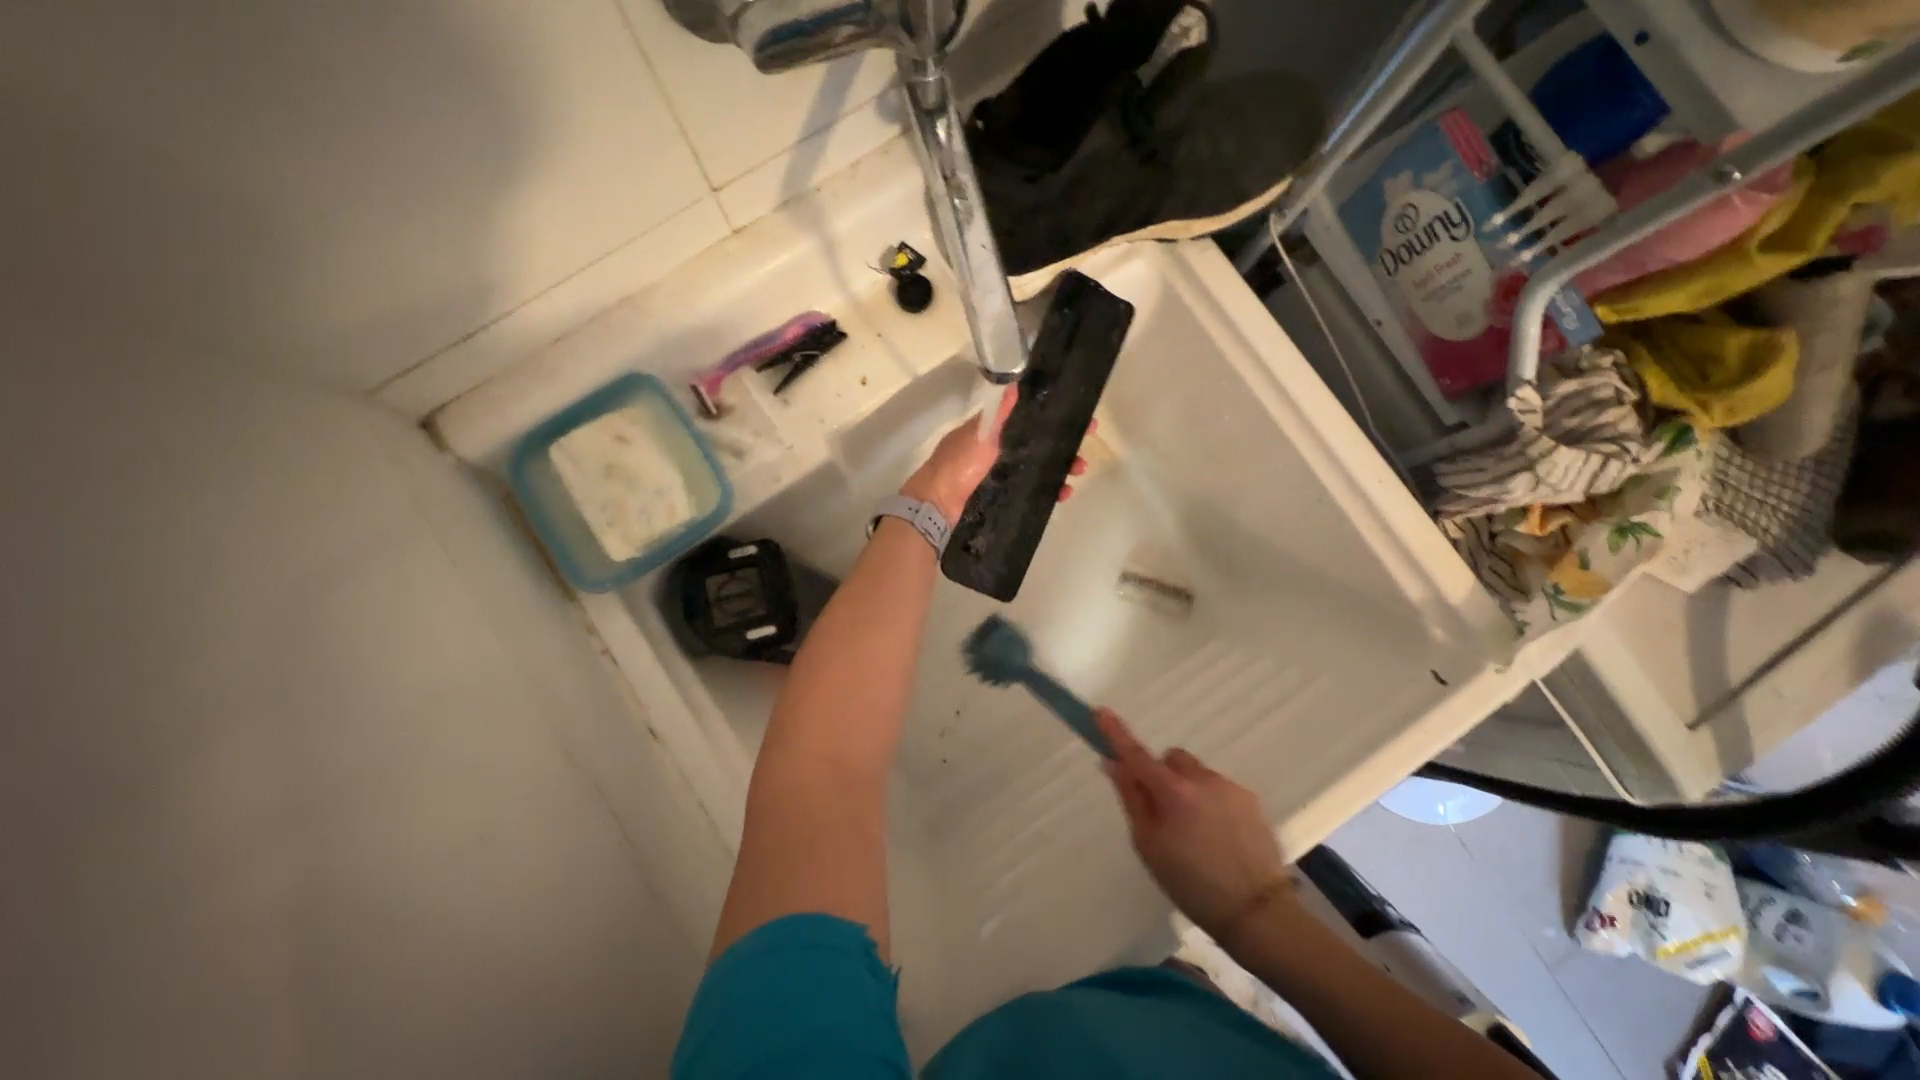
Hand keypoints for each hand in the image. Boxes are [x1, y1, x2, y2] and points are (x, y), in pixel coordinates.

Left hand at [899, 384, 1089, 521]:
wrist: (936, 507)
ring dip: (1060, 469)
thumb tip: (1014, 385)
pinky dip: (1048, 492)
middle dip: (1063, 448)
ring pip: (1038, 469)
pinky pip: (1031, 491)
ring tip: (1078, 472)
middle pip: (1037, 446)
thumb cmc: (956, 466)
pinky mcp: (1002, 497)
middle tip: (1085, 453)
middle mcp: (996, 452)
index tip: (1081, 421)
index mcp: (990, 432)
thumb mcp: (978, 436)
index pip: (1027, 420)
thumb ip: (997, 415)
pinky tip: (1063, 494)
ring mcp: (1000, 476)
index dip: (1053, 419)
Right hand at [1096, 708, 1293, 944]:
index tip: (1100, 711)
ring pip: (1196, 775)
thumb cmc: (1191, 884)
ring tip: (1194, 834)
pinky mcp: (1250, 800)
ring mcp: (1230, 788)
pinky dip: (1210, 803)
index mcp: (1174, 792)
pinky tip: (1217, 838)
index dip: (1116, 733)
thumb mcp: (1149, 846)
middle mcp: (1203, 779)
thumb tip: (1114, 764)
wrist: (1256, 911)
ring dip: (1187, 791)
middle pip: (1170, 761)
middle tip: (1162, 816)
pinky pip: (1218, 789)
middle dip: (1161, 777)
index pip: (1137, 754)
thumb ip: (1132, 799)